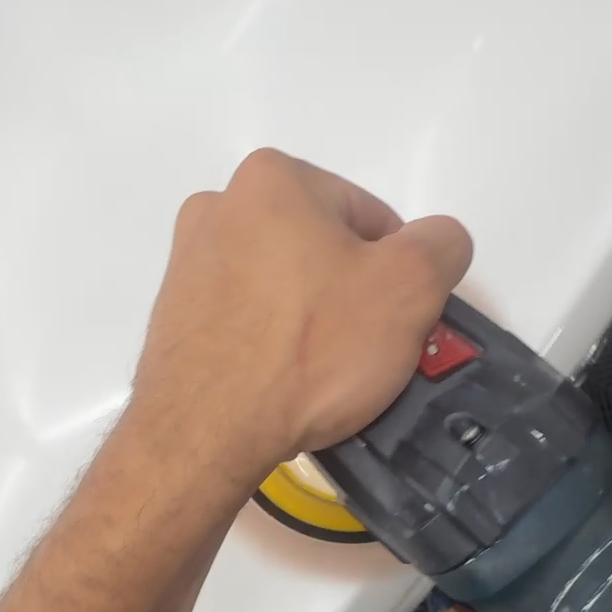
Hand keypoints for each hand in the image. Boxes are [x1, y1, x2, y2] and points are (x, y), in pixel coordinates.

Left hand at [128, 148, 471, 486]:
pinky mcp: (170, 319)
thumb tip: (436, 242)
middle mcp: (217, 207)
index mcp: (272, 178)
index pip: (369, 218)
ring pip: (281, 288)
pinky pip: (243, 323)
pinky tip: (278, 384)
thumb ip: (441, 245)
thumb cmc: (311, 349)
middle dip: (349, 294)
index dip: (396, 272)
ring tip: (317, 375)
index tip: (395, 321)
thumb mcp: (409, 287)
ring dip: (308, 321)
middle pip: (320, 250)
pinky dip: (267, 346)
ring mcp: (185, 265)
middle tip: (360, 351)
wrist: (206, 433)